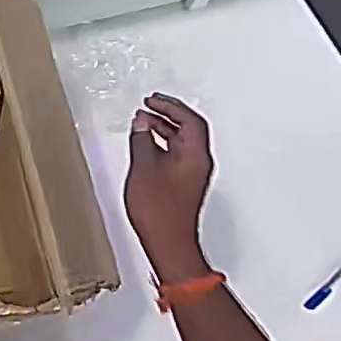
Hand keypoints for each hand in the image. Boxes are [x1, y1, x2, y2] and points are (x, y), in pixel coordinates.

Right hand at [125, 93, 215, 280]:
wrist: (167, 240)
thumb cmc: (159, 208)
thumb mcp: (143, 165)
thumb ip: (142, 139)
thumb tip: (141, 123)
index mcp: (195, 155)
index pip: (189, 120)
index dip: (171, 106)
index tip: (153, 99)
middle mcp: (198, 162)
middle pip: (189, 128)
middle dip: (168, 113)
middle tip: (150, 103)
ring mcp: (192, 174)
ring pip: (182, 141)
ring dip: (164, 127)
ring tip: (144, 120)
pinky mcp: (183, 183)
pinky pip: (176, 153)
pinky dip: (162, 142)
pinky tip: (146, 143)